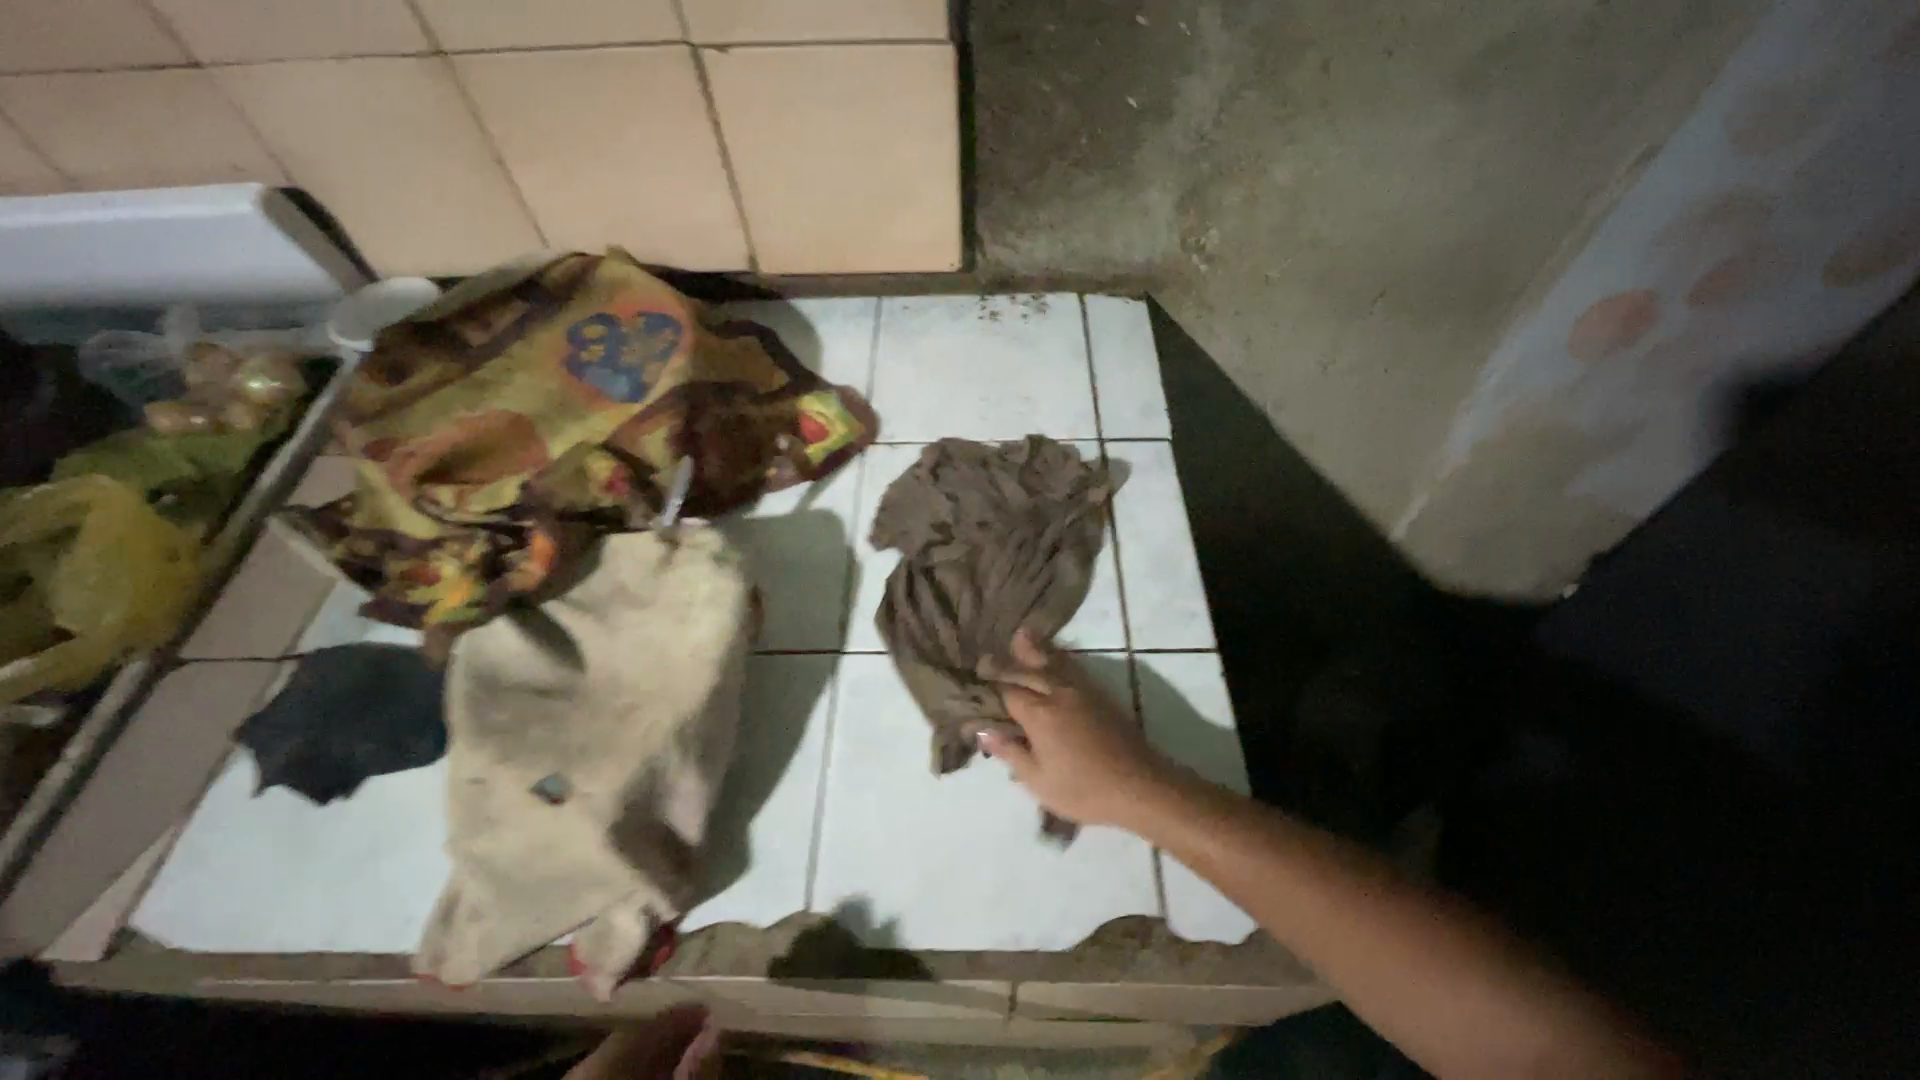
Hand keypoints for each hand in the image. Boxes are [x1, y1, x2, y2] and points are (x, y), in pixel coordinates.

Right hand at [978, 629, 1178, 829]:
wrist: (1140, 785)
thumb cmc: (1083, 790)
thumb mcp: (1039, 780)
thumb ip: (1011, 752)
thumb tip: (983, 730)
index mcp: (1039, 713)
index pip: (1007, 692)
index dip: (989, 688)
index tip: (973, 682)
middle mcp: (1058, 693)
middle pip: (1028, 670)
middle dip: (1006, 663)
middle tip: (986, 657)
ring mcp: (1082, 691)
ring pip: (1054, 662)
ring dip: (1035, 649)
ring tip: (1021, 635)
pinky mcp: (1101, 695)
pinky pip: (1074, 667)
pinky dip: (1060, 656)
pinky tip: (1056, 656)